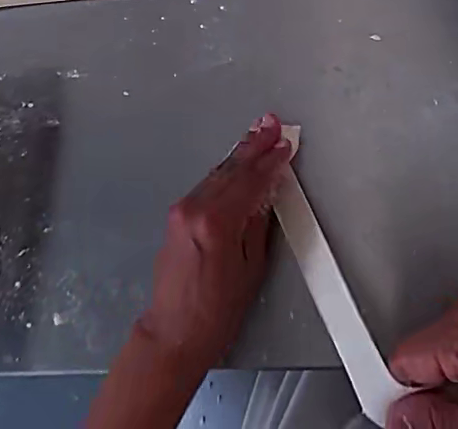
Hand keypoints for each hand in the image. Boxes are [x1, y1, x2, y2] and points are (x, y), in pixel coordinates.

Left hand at [136, 112, 294, 373]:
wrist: (172, 334)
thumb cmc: (214, 313)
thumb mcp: (251, 268)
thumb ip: (258, 223)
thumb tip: (266, 192)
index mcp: (217, 223)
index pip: (251, 180)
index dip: (271, 160)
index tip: (285, 145)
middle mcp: (195, 209)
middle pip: (232, 168)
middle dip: (255, 144)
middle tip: (272, 124)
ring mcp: (183, 209)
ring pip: (218, 172)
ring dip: (241, 153)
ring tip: (259, 134)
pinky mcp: (176, 214)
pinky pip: (207, 184)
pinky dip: (226, 170)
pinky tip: (238, 162)